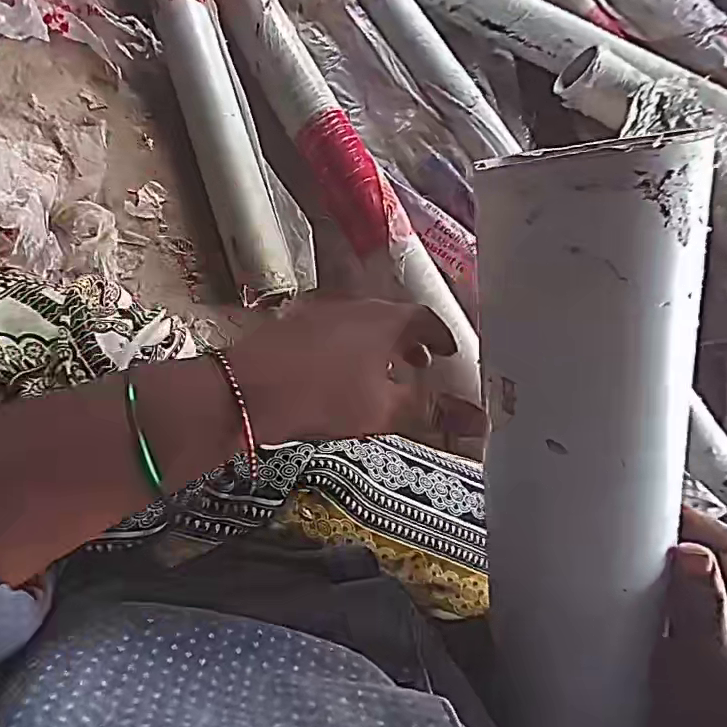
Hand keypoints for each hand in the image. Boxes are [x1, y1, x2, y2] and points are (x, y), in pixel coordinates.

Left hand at [225, 295, 482, 445]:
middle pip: (389, 317)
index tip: (449, 352)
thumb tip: (481, 422)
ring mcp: (315, 311)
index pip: (423, 318)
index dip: (440, 336)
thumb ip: (431, 413)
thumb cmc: (321, 397)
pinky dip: (345, 346)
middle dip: (408, 341)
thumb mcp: (382, 411)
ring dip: (375, 344)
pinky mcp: (289, 323)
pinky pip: (330, 329)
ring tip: (382, 373)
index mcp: (382, 319)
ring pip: (357, 323)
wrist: (244, 389)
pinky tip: (337, 372)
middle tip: (420, 364)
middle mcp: (351, 305)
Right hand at [644, 506, 726, 726]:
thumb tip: (691, 554)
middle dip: (684, 536)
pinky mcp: (691, 653)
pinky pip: (675, 604)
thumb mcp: (704, 662)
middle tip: (642, 521)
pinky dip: (653, 588)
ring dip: (666, 563)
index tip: (662, 509)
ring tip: (632, 548)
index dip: (705, 525)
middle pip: (721, 564)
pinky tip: (628, 591)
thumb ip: (700, 606)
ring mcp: (720, 643)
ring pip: (697, 584)